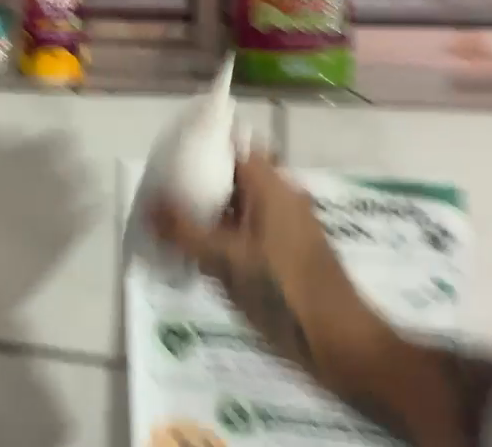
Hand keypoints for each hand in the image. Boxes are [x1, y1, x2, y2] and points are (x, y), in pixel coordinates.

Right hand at [151, 154, 397, 397]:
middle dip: (197, 180)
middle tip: (162, 192)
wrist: (345, 347)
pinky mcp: (290, 252)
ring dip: (209, 209)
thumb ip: (181, 230)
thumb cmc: (285, 293)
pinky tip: (198, 254)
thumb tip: (146, 203)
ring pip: (240, 203)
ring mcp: (289, 225)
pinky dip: (224, 232)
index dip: (198, 143)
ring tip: (171, 222)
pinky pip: (249, 228)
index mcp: (271, 185)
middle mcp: (283, 196)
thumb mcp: (224, 261)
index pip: (230, 144)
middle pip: (232, 173)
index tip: (167, 154)